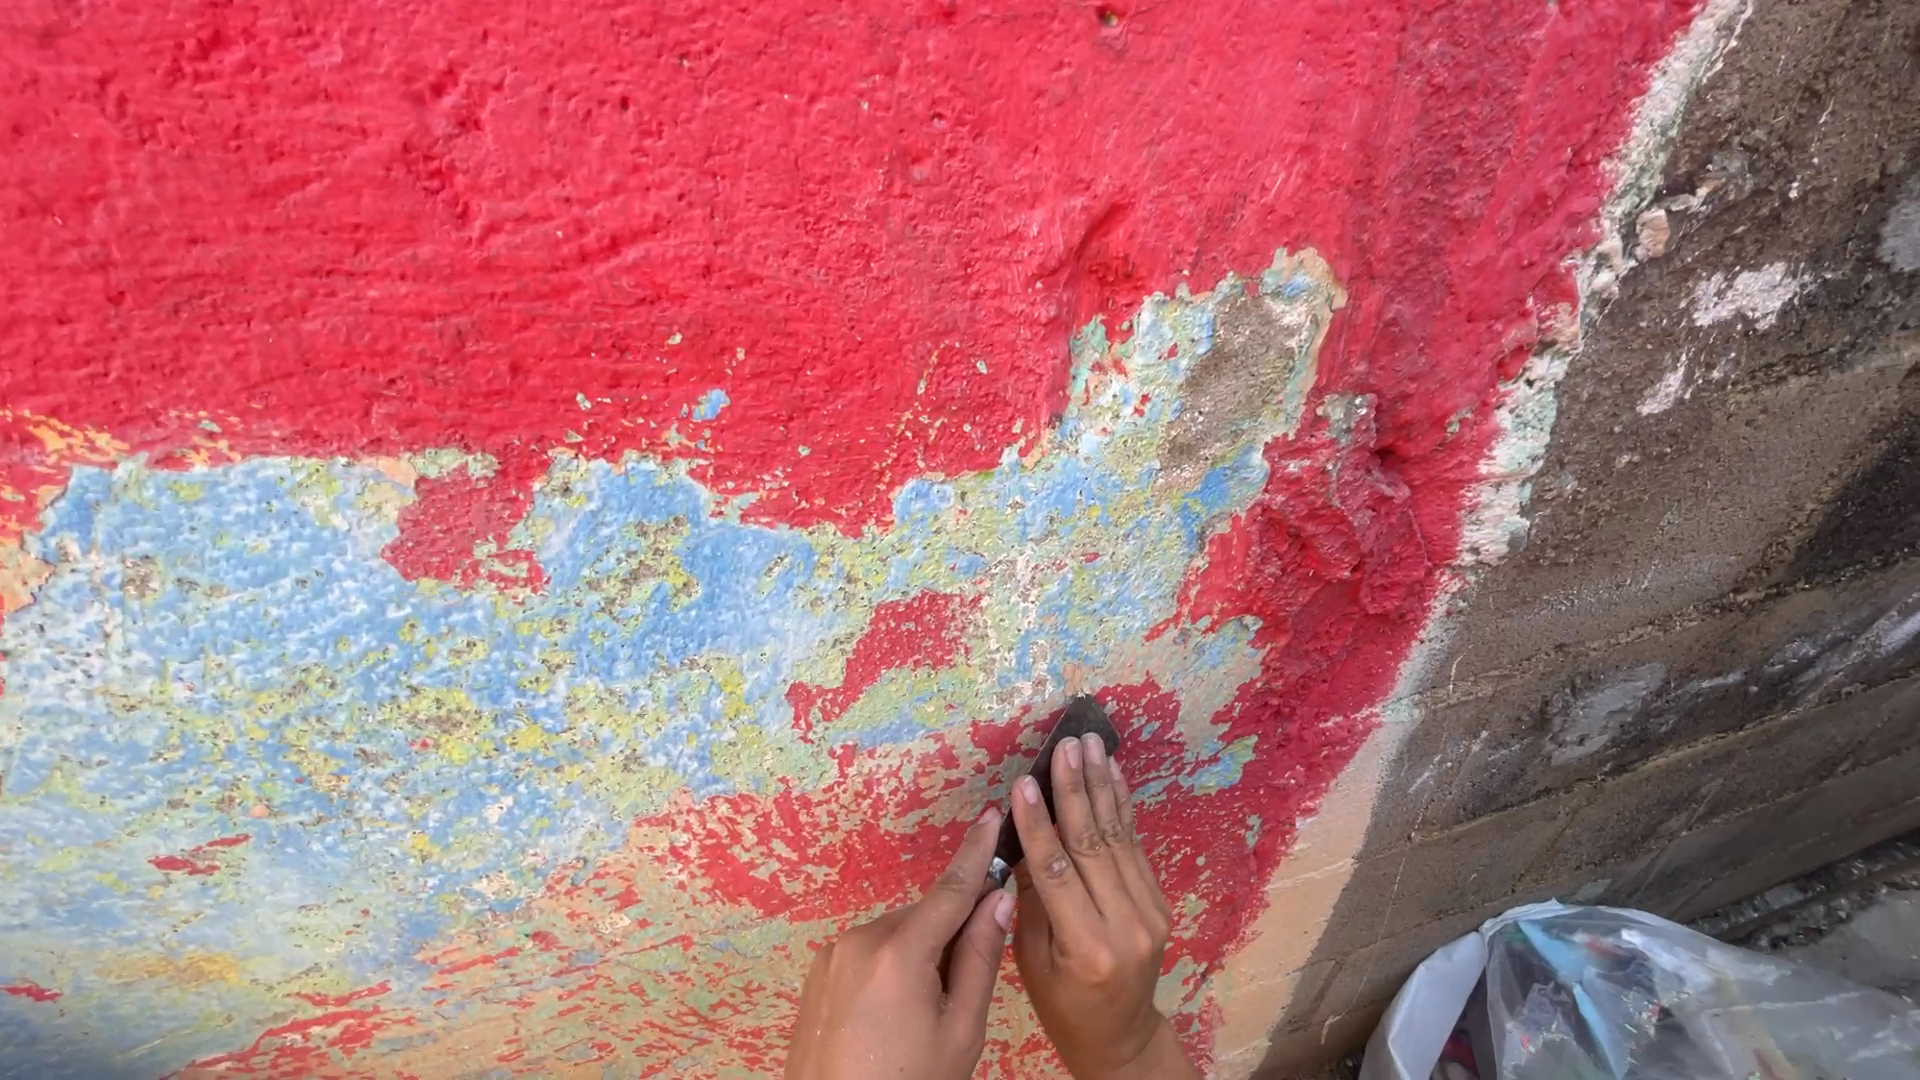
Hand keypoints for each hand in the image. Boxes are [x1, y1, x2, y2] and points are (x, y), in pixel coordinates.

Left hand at [784, 807, 1014, 1079]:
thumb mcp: (960, 1032)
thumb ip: (980, 959)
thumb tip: (998, 898)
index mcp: (900, 952)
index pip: (952, 888)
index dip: (977, 850)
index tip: (994, 812)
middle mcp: (861, 938)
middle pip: (925, 919)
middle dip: (948, 938)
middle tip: (956, 994)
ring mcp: (834, 954)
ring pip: (897, 936)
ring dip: (917, 956)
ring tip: (914, 1018)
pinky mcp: (819, 970)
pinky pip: (869, 952)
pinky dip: (888, 969)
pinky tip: (886, 1018)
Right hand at [1010, 734, 1198, 1079]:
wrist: (1121, 1035)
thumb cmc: (1062, 1002)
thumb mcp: (1031, 958)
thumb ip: (1030, 895)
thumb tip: (1017, 832)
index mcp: (1087, 948)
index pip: (1057, 872)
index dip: (1038, 824)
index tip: (1023, 781)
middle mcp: (1125, 924)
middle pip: (1093, 844)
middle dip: (1076, 789)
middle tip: (1067, 745)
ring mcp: (1150, 909)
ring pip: (1118, 835)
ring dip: (1101, 784)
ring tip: (1091, 743)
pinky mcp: (1159, 897)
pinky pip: (1135, 842)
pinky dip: (1121, 803)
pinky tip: (1112, 771)